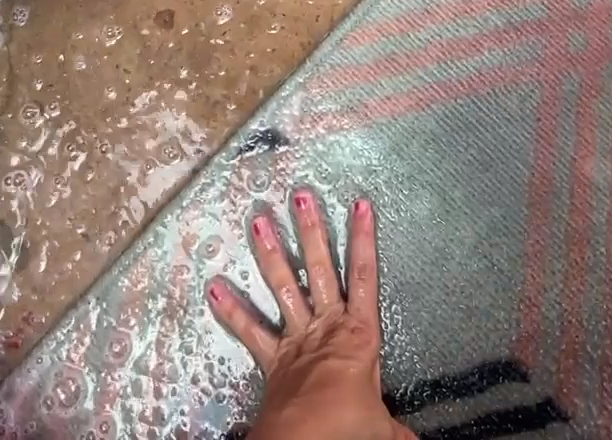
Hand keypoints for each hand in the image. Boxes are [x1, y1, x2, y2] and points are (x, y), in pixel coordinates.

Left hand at [208, 193, 412, 439]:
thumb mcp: (386, 428)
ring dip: (272, 253)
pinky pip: (250, 331)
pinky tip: (214, 289)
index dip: (364, 238)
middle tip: (301, 196)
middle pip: (320, 268)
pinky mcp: (271, 357)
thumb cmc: (350, 427)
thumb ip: (397, 428)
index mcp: (359, 333)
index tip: (360, 204)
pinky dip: (231, 311)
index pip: (365, 276)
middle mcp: (327, 325)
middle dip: (312, 230)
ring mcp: (295, 338)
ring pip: (284, 286)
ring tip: (258, 221)